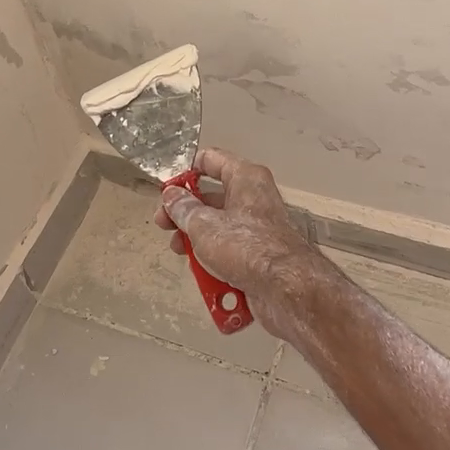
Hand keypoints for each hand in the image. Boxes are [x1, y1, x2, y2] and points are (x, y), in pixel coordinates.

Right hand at [154, 147, 323, 337]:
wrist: (285, 289)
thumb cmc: (245, 246)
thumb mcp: (204, 225)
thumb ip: (183, 209)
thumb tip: (171, 195)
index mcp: (245, 178)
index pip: (211, 160)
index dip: (186, 171)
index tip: (166, 190)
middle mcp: (253, 198)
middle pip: (211, 198)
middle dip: (185, 214)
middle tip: (163, 226)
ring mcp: (257, 229)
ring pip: (217, 229)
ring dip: (196, 242)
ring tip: (180, 253)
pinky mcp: (258, 257)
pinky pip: (229, 253)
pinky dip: (214, 262)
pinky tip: (202, 274)